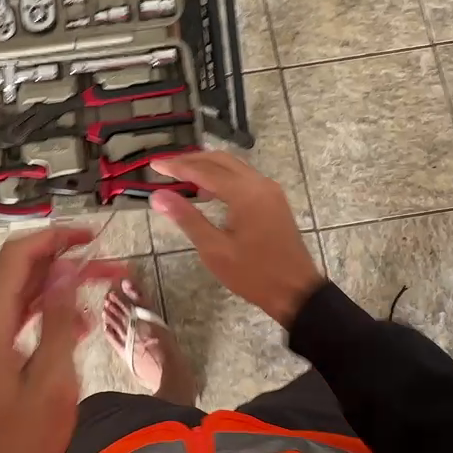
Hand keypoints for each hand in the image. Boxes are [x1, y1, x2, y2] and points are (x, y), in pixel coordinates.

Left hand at [0, 227, 123, 452]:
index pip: (17, 256)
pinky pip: (10, 317)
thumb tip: (66, 268)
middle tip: (110, 267)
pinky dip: (40, 314)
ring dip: (57, 290)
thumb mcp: (52, 382)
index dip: (55, 237)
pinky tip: (76, 325)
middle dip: (66, 266)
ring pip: (17, 294)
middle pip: (19, 273)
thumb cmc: (19, 445)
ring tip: (101, 292)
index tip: (90, 236)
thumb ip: (57, 317)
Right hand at [149, 152, 324, 325]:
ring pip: (233, 165)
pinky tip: (207, 189)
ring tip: (181, 174)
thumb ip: (187, 218)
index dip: (176, 166)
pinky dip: (222, 175)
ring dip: (207, 165)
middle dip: (191, 160)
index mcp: (245, 193)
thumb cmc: (254, 274)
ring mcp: (269, 189)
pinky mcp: (273, 199)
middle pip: (219, 159)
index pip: (203, 170)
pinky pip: (243, 176)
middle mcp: (259, 183)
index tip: (154, 165)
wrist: (297, 292)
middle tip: (165, 166)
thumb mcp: (215, 250)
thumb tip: (158, 196)